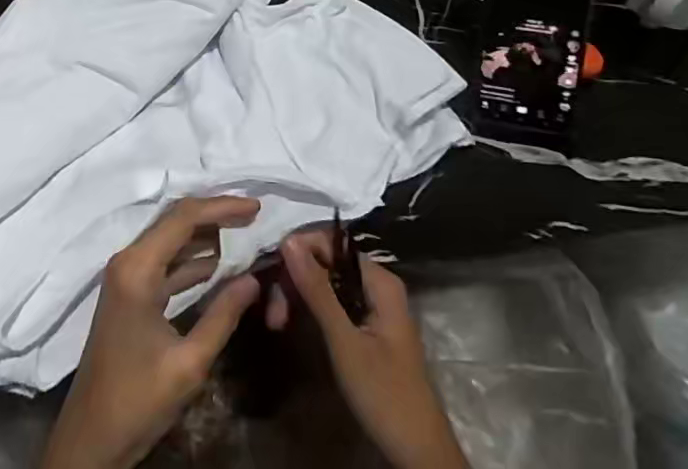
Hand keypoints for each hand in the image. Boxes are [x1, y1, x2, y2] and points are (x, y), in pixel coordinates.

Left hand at [40, 196, 262, 468]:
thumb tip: (254, 278)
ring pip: (170, 239)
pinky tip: (220, 264)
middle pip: (175, 220)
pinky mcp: (129, 293)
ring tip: (244, 233)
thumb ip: (223, 315)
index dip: (222, 207)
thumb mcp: (189, 362)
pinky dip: (193, 258)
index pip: (183, 218)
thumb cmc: (137, 400)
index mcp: (137, 270)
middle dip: (215, 213)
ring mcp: (126, 277)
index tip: (256, 207)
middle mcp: (128, 262)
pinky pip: (165, 261)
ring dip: (206, 234)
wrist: (91, 440)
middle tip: (253, 214)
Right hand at [276, 230, 469, 468]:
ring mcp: (372, 306)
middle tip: (272, 314)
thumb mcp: (344, 341)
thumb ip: (317, 290)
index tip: (270, 273)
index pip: (331, 244)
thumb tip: (289, 241)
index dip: (299, 251)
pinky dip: (311, 312)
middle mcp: (377, 284)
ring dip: (299, 298)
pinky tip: (291, 325)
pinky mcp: (365, 326)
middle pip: (327, 264)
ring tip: (277, 325)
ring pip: (326, 285)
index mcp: (379, 280)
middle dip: (296, 281)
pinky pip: (333, 304)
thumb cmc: (383, 393)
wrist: (416, 450)